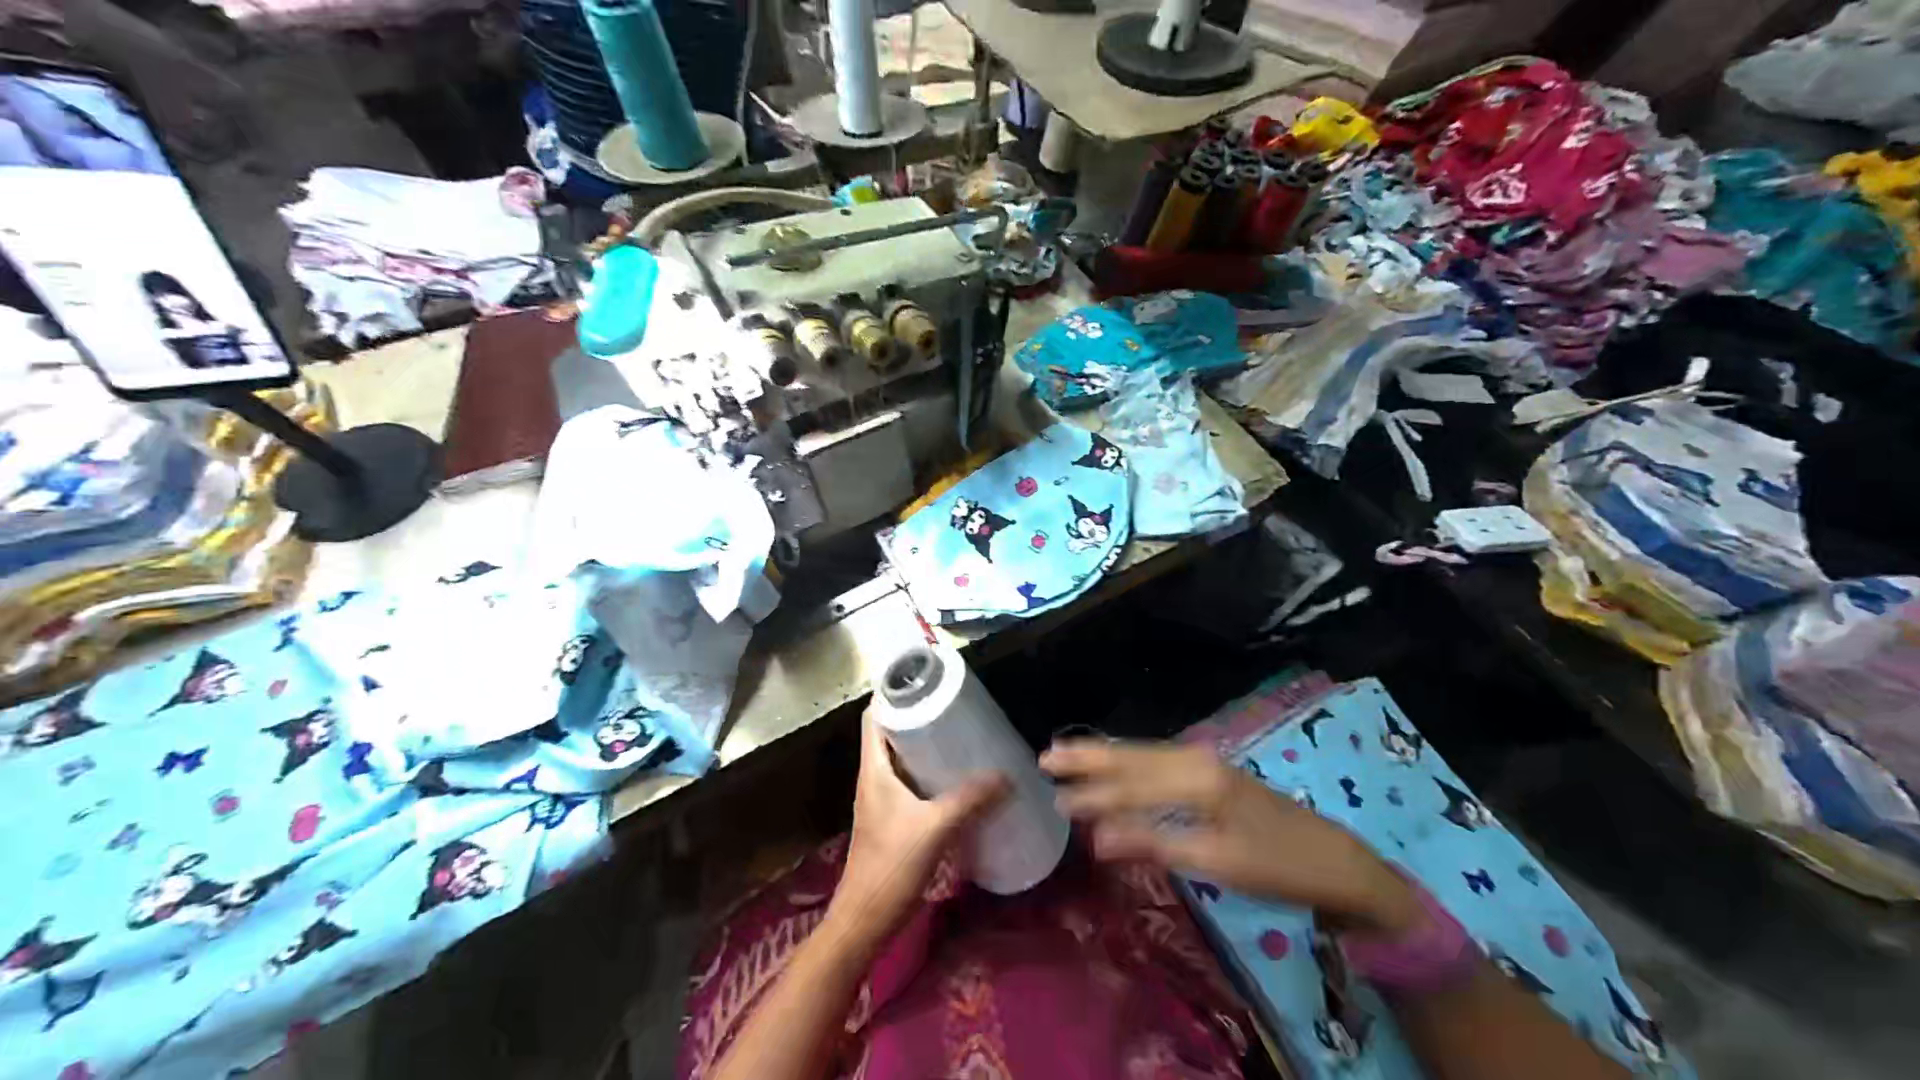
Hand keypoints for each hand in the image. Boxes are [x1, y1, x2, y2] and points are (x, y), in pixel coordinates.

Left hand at [826, 713, 1007, 950]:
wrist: (864, 921)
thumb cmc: (891, 866)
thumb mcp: (935, 828)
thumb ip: (970, 801)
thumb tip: (1007, 776)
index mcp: (874, 770)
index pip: (874, 717)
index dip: (893, 696)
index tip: (924, 683)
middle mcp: (874, 779)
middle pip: (891, 736)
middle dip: (919, 720)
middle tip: (955, 711)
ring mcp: (881, 801)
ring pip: (901, 762)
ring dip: (925, 750)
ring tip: (961, 740)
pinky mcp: (891, 822)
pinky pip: (910, 786)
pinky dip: (929, 777)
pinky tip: (956, 783)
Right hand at [1042, 739, 1421, 934]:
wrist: (1338, 864)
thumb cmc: (1277, 865)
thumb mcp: (1216, 861)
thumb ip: (1154, 843)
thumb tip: (1097, 839)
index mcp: (1195, 778)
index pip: (1130, 782)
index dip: (1091, 790)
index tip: (1054, 797)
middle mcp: (1195, 760)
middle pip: (1132, 755)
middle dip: (1089, 757)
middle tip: (1046, 756)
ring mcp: (1206, 764)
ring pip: (1144, 755)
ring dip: (1106, 757)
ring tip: (1071, 756)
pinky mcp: (1212, 775)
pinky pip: (1158, 762)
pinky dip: (1130, 765)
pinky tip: (1119, 767)